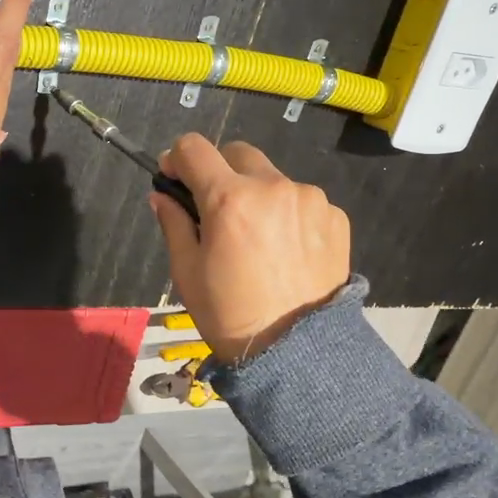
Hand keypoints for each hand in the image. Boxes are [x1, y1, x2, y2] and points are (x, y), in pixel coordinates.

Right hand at [150, 134, 350, 362]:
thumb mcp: (186, 271)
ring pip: (272, 179)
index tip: (174, 179)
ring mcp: (310, 198)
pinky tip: (284, 252)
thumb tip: (162, 196)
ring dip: (257, 195)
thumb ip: (174, 224)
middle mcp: (272, 186)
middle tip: (214, 210)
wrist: (295, 349)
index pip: (194, 148)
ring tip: (256, 240)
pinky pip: (302, 202)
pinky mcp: (335, 216)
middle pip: (237, 153)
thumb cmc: (227, 314)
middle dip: (219, 172)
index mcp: (229, 199)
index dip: (177, 159)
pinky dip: (287, 216)